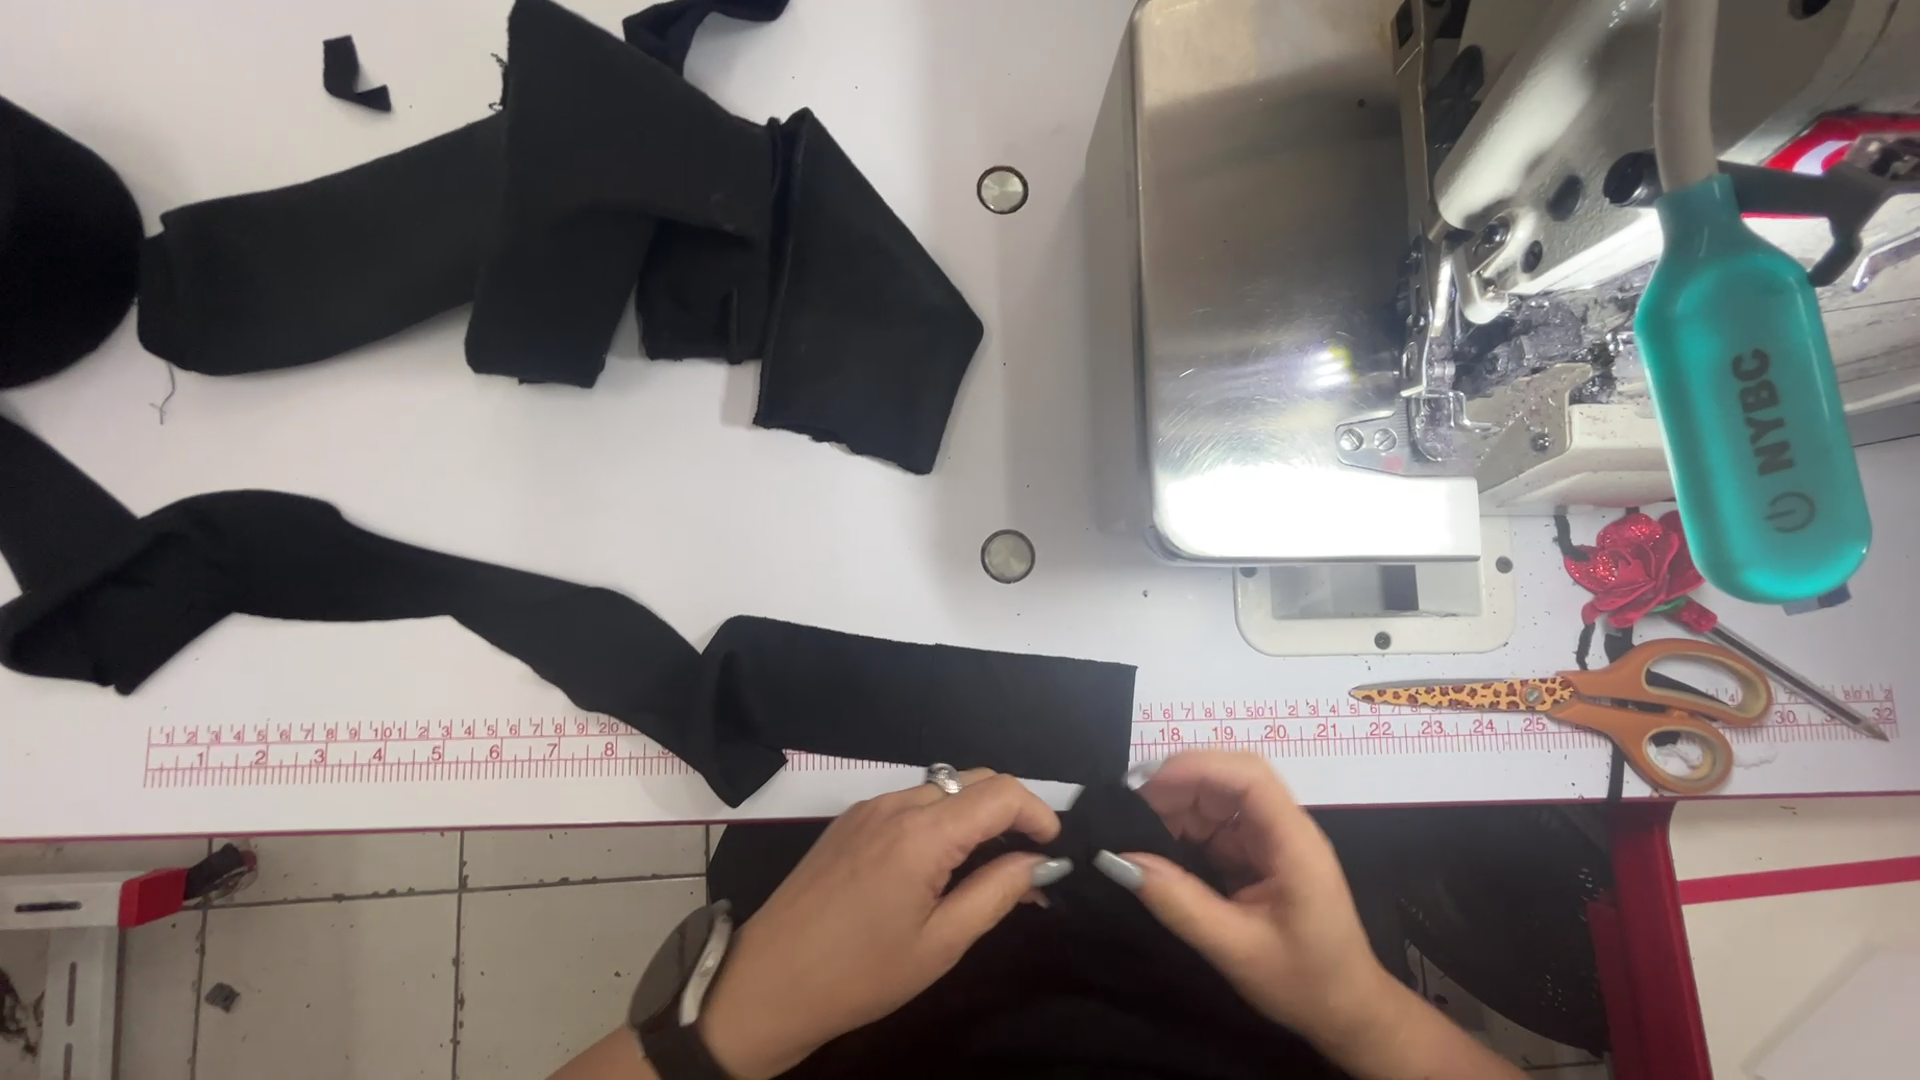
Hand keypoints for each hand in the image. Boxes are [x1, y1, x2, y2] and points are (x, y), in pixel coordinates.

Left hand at [697, 771, 1062, 1079]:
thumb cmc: (860, 973)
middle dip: (1010, 811)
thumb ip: (997, 892)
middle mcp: (896, 804)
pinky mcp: (850, 820)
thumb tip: (1039, 863)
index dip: (1038, 812)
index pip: (1000, 791)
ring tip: (986, 868)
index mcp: (922, 833)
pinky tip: (938, 865)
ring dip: (974, 815)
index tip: (1053, 849)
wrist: (767, 982)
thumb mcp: (941, 943)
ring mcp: (869, 807)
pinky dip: (940, 820)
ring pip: (942, 788)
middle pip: (973, 780)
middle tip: (1026, 861)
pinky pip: (910, 803)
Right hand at [1120, 752, 1394, 1054]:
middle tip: (1128, 808)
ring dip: (1176, 806)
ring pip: (1218, 798)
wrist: (1348, 1014)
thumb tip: (1120, 861)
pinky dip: (1183, 828)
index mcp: (1293, 842)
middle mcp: (1284, 828)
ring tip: (1134, 828)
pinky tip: (1157, 845)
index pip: (1248, 777)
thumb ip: (1179, 903)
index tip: (1146, 785)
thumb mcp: (1236, 950)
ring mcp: (1271, 839)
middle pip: (1229, 779)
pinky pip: (1216, 824)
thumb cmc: (1305, 983)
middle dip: (1177, 784)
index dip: (1196, 768)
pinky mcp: (1258, 853)